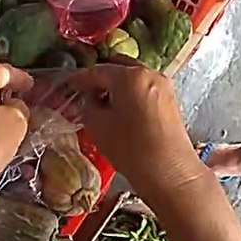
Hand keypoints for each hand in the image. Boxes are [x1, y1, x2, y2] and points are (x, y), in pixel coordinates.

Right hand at [68, 62, 207, 202]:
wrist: (169, 172)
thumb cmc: (130, 148)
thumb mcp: (98, 125)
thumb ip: (89, 105)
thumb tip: (90, 98)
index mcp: (129, 76)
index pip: (98, 71)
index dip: (80, 78)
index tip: (69, 85)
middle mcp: (149, 74)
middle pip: (119, 68)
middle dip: (101, 77)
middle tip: (86, 91)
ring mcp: (163, 86)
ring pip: (134, 77)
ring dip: (118, 85)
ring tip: (103, 102)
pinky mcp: (171, 101)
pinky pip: (145, 89)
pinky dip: (131, 93)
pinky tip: (122, 109)